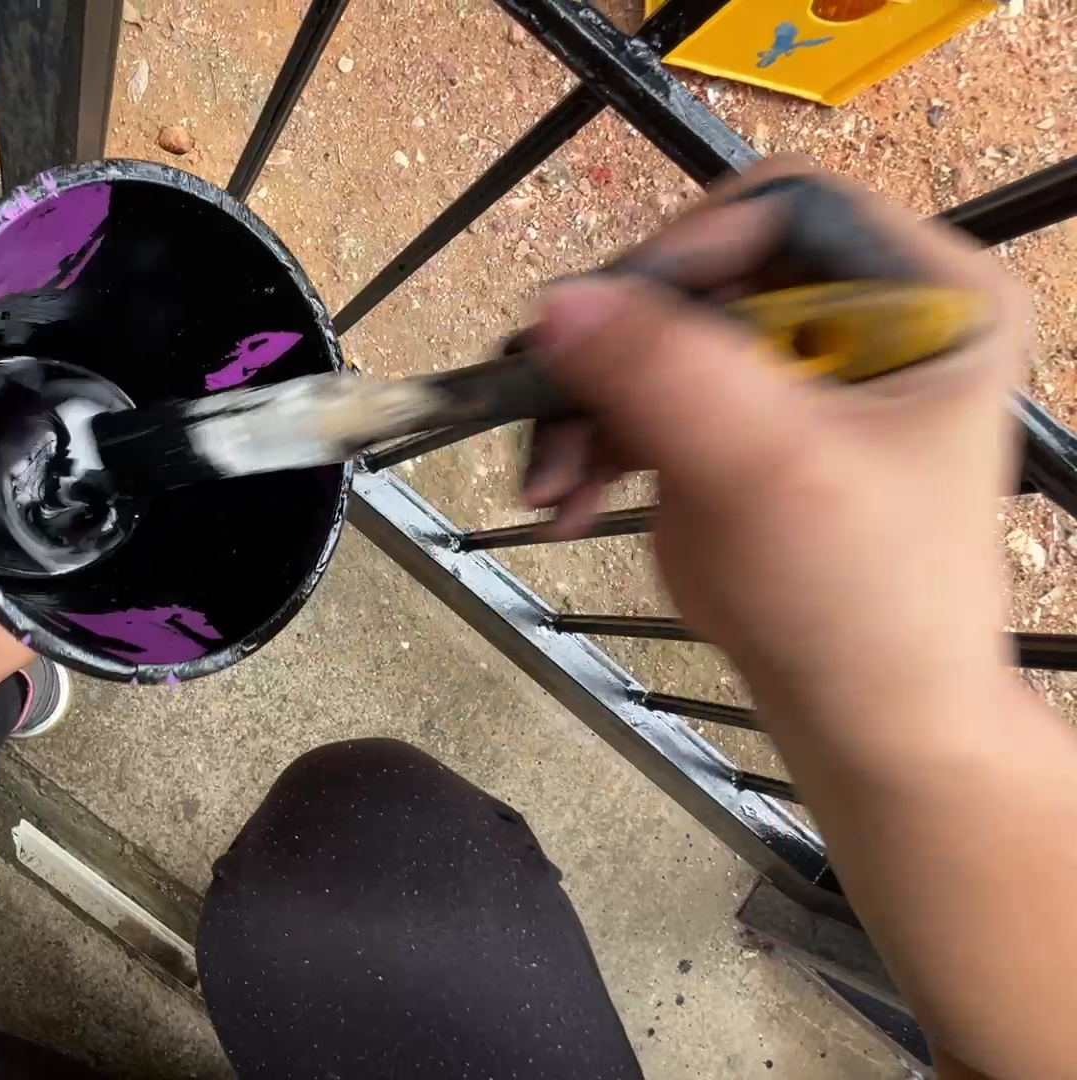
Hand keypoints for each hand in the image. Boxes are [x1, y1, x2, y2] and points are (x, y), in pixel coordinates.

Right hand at [528, 158, 1032, 726]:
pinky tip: (564, 505)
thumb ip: (662, 374)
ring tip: (546, 491)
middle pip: (679, 286)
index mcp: (911, 296)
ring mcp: (764, 374)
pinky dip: (578, 452)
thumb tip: (551, 303)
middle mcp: (837, 319)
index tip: (593, 331)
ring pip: (629, 348)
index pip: (773, 211)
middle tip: (543, 428)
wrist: (843, 692)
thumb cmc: (847, 586)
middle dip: (599, 363)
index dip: (676, 255)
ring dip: (571, 418)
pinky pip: (616, 404)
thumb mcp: (763, 468)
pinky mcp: (709, 423)